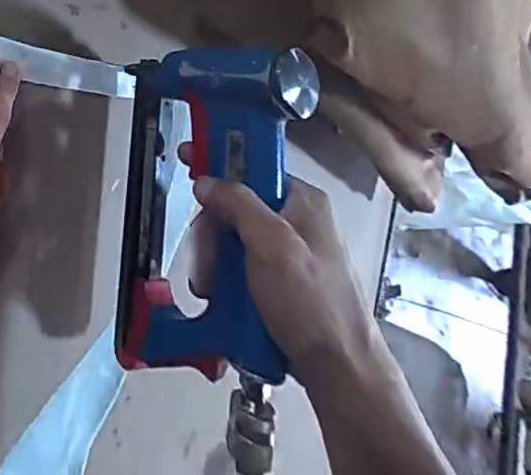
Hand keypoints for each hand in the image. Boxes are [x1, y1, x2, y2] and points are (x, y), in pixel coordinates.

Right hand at [179, 144, 379, 388]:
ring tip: (213, 290)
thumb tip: (206, 181)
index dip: (219, 160)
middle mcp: (297, 220)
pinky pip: (242, 267)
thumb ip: (238, 204)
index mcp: (302, 200)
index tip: (189, 156)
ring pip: (234, 239)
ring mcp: (289, 252)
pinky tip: (223, 300)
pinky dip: (227, 281)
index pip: (253, 165)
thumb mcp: (271, 245)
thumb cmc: (313, 304)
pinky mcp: (282, 281)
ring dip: (216, 263)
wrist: (341, 374)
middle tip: (205, 261)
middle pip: (236, 206)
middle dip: (213, 234)